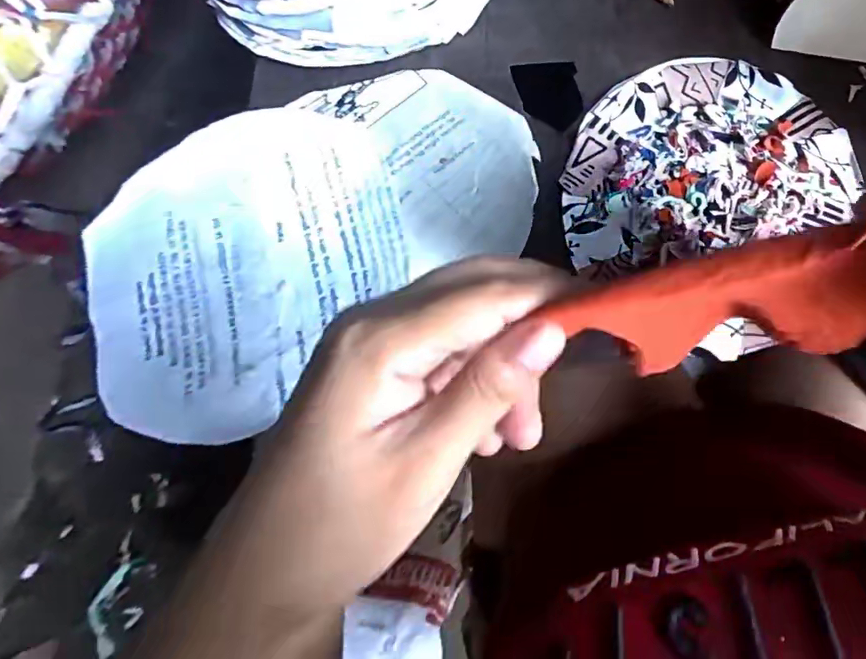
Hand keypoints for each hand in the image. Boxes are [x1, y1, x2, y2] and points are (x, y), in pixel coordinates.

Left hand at [145, 259, 569, 654]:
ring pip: (472, 311)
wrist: (259, 580)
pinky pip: (452, 339)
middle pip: (479, 284)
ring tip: (524, 429)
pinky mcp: (381, 354)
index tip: (606, 305)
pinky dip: (485, 370)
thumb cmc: (342, 527)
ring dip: (510, 356)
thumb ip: (490, 387)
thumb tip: (554, 327)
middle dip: (534, 318)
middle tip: (575, 356)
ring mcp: (375, 333)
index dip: (550, 293)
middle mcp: (376, 318)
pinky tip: (493, 425)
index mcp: (380, 340)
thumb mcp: (427, 463)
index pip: (487, 293)